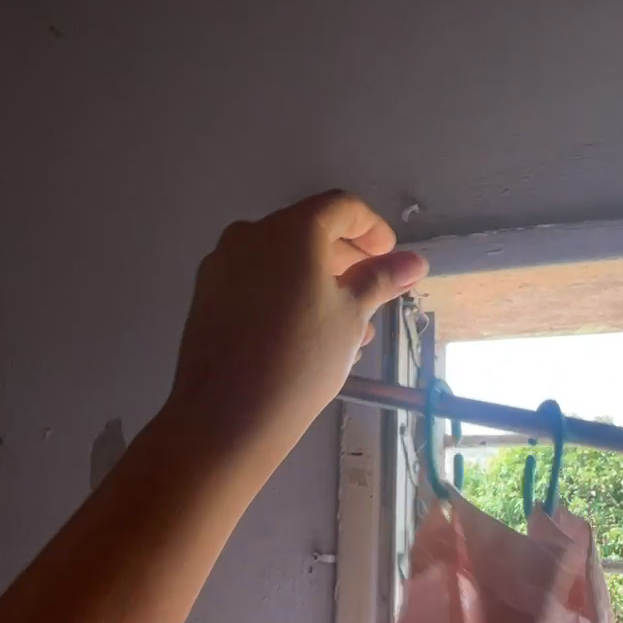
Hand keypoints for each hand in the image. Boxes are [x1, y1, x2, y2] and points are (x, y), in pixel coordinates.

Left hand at [165, 191, 427, 468]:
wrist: (227, 415)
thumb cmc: (302, 359)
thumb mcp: (352, 318)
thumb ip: (381, 281)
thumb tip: (414, 263)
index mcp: (291, 230)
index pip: (341, 207)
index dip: (372, 228)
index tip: (389, 257)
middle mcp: (250, 235)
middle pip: (308, 231)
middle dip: (346, 257)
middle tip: (372, 290)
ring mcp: (222, 265)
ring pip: (281, 260)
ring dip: (318, 280)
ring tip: (346, 322)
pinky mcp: (207, 297)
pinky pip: (257, 281)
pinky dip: (287, 294)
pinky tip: (307, 332)